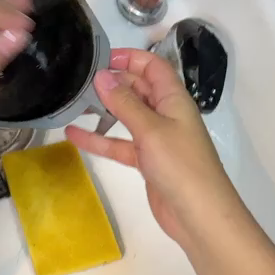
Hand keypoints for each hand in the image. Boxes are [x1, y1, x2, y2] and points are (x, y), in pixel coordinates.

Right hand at [65, 47, 251, 253]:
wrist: (200, 217)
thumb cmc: (180, 165)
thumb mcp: (150, 129)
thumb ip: (124, 102)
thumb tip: (101, 75)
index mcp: (173, 99)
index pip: (153, 66)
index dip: (129, 58)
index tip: (99, 59)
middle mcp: (166, 114)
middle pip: (138, 88)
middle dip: (112, 82)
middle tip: (79, 80)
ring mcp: (156, 138)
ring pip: (126, 115)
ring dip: (103, 109)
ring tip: (73, 102)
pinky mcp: (147, 161)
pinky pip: (120, 143)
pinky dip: (100, 138)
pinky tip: (74, 136)